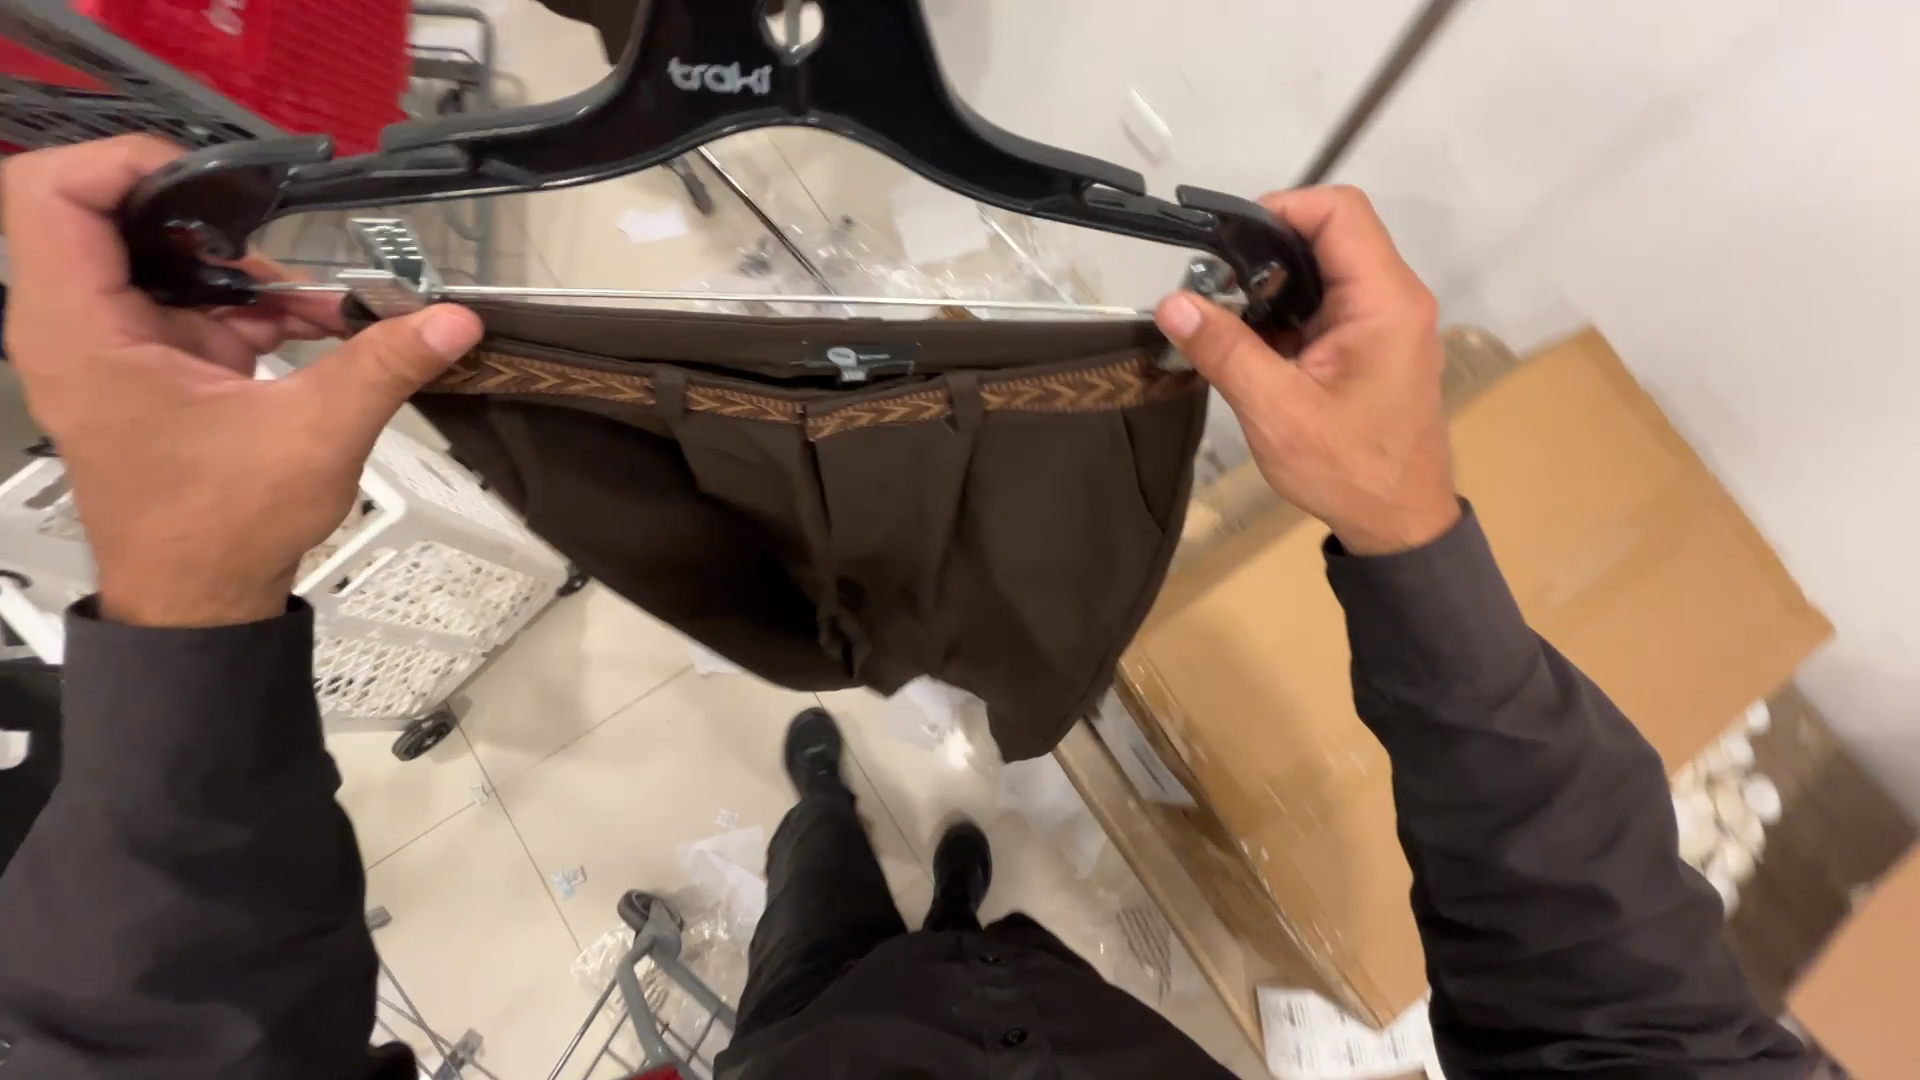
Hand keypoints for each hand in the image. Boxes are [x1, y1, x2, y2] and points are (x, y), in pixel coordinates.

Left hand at [2, 136, 483, 627]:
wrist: (204, 595)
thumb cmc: (229, 518)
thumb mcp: (318, 433)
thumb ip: (383, 366)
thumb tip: (456, 319)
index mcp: (83, 328)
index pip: (52, 197)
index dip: (127, 165)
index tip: (223, 181)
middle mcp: (84, 328)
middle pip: (126, 230)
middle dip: (224, 235)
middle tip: (301, 255)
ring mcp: (123, 354)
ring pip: (179, 278)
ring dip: (260, 284)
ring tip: (337, 311)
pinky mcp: (162, 379)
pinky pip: (207, 321)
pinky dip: (266, 321)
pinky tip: (327, 338)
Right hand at [1155, 187, 1459, 555]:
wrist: (1395, 521)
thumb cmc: (1346, 468)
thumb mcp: (1276, 410)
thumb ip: (1225, 352)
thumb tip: (1172, 304)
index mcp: (1383, 301)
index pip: (1340, 213)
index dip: (1281, 209)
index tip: (1225, 241)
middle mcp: (1392, 300)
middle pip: (1330, 239)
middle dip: (1265, 252)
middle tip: (1213, 288)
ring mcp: (1384, 324)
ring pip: (1323, 275)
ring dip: (1270, 289)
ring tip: (1224, 320)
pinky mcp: (1370, 348)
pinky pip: (1324, 310)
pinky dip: (1284, 318)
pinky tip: (1251, 348)